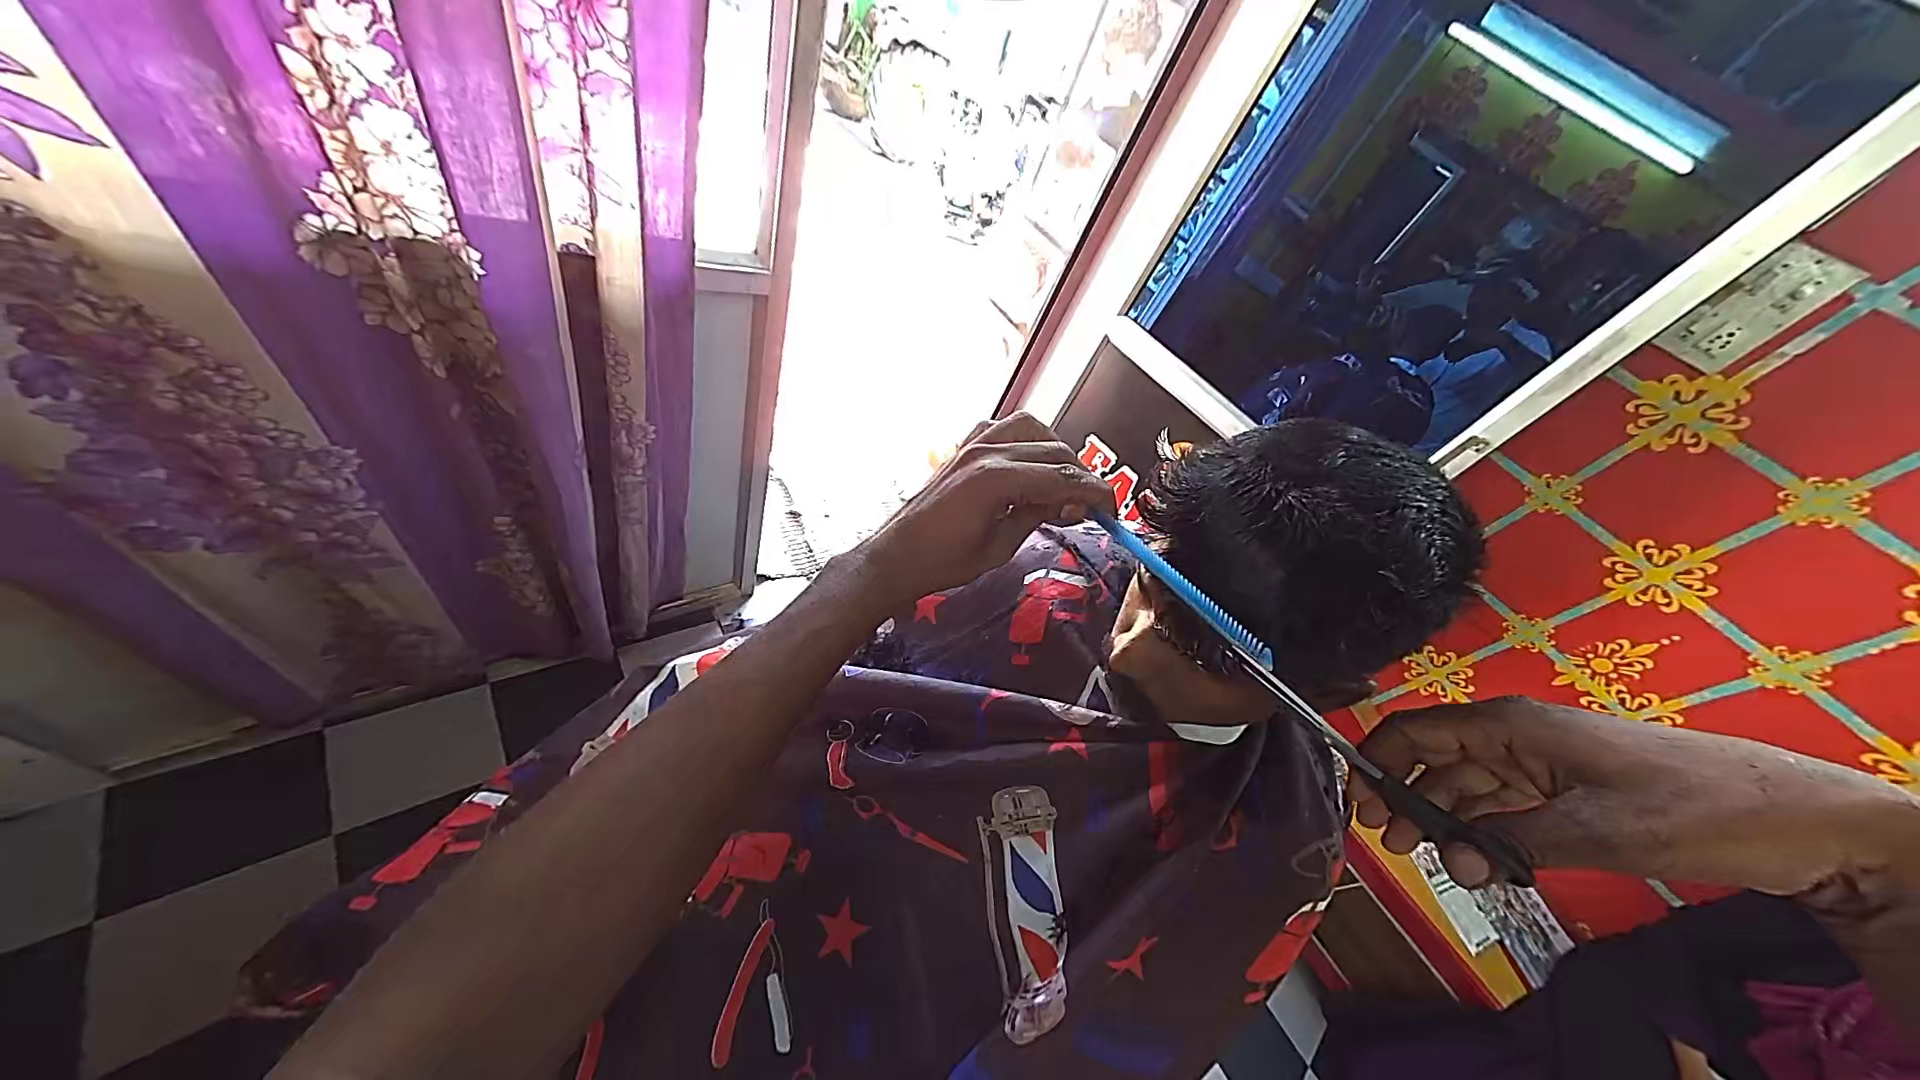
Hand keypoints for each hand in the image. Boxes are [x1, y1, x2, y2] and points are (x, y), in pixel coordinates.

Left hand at [850, 413, 1114, 610]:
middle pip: (1055, 450)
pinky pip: (1003, 427)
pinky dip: (1025, 440)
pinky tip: (1028, 465)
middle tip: (1089, 506)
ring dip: (1055, 450)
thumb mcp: (999, 548)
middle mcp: (986, 452)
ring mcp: (971, 445)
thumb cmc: (941, 561)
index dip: (1096, 493)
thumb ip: (1035, 517)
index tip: (1112, 509)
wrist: (897, 557)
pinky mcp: (962, 448)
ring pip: (1032, 427)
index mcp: (996, 480)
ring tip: (1061, 482)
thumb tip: (1068, 503)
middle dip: (1080, 477)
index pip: (1064, 477)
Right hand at [1349, 697, 1919, 892]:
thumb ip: (1510, 842)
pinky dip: (1479, 830)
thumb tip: (1451, 860)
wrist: (1805, 820)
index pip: (1413, 732)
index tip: (1359, 803)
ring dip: (1441, 819)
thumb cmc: (1693, 805)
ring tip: (1430, 858)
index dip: (1376, 762)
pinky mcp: (1561, 789)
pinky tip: (1474, 859)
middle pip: (1433, 760)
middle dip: (1405, 798)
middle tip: (1392, 843)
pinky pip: (1499, 805)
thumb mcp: (1595, 829)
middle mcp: (1510, 737)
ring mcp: (1536, 762)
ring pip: (1464, 785)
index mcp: (1506, 725)